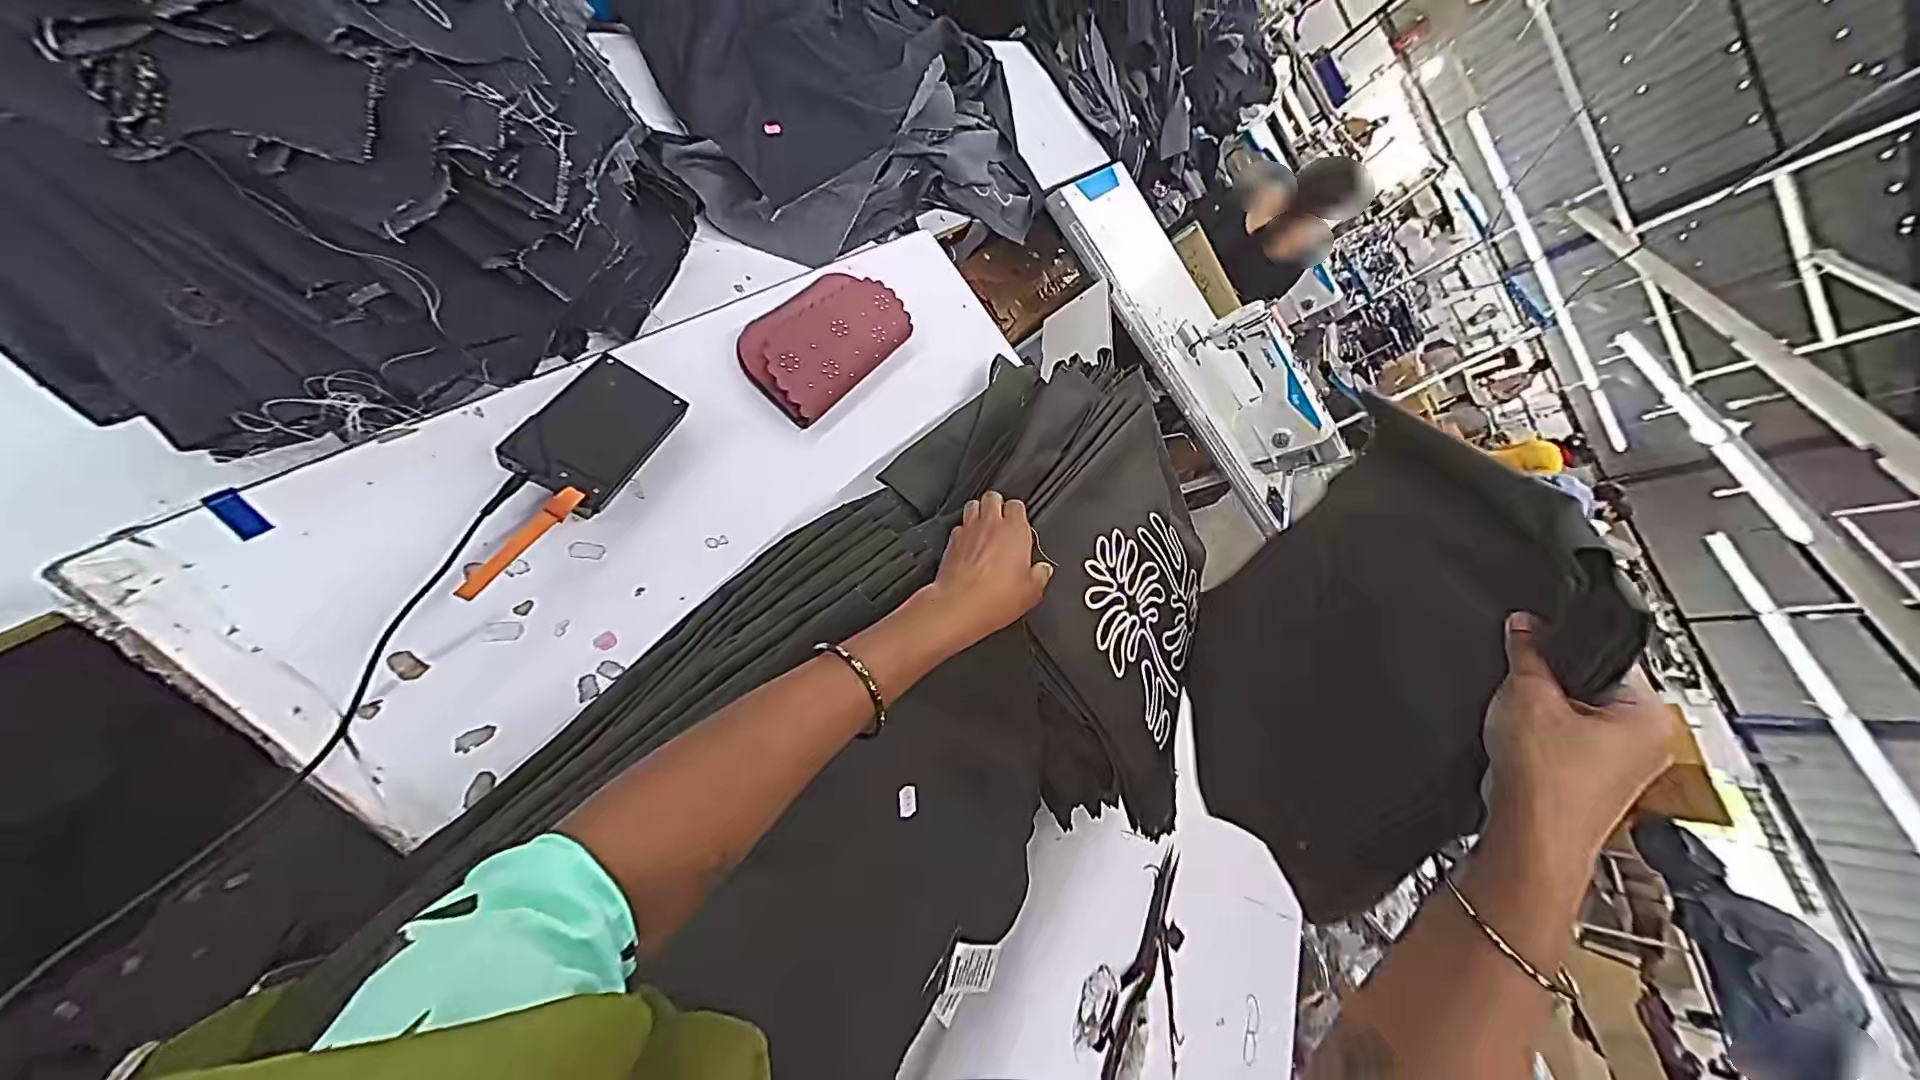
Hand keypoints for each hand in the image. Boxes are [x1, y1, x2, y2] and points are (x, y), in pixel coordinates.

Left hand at [916, 491, 1052, 653]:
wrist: (959, 606)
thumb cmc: (994, 598)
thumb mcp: (1031, 592)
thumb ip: (1041, 575)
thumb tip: (1043, 570)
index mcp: (1015, 531)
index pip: (1017, 505)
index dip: (1019, 514)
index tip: (1021, 527)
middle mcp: (990, 524)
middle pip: (993, 497)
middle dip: (997, 505)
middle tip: (1002, 521)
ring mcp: (968, 530)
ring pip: (973, 505)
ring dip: (979, 512)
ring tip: (985, 526)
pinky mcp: (951, 542)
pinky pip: (958, 527)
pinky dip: (964, 532)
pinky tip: (968, 545)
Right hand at [1482, 613, 1673, 862]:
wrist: (1530, 833)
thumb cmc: (1547, 782)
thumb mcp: (1527, 695)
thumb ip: (1528, 653)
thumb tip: (1525, 626)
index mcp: (1652, 718)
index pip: (1610, 658)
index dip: (1562, 647)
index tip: (1532, 641)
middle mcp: (1650, 742)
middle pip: (1588, 686)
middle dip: (1549, 683)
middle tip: (1523, 691)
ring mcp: (1622, 764)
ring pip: (1574, 714)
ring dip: (1542, 711)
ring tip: (1521, 724)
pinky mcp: (1591, 779)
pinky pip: (1564, 740)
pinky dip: (1540, 735)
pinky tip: (1521, 743)